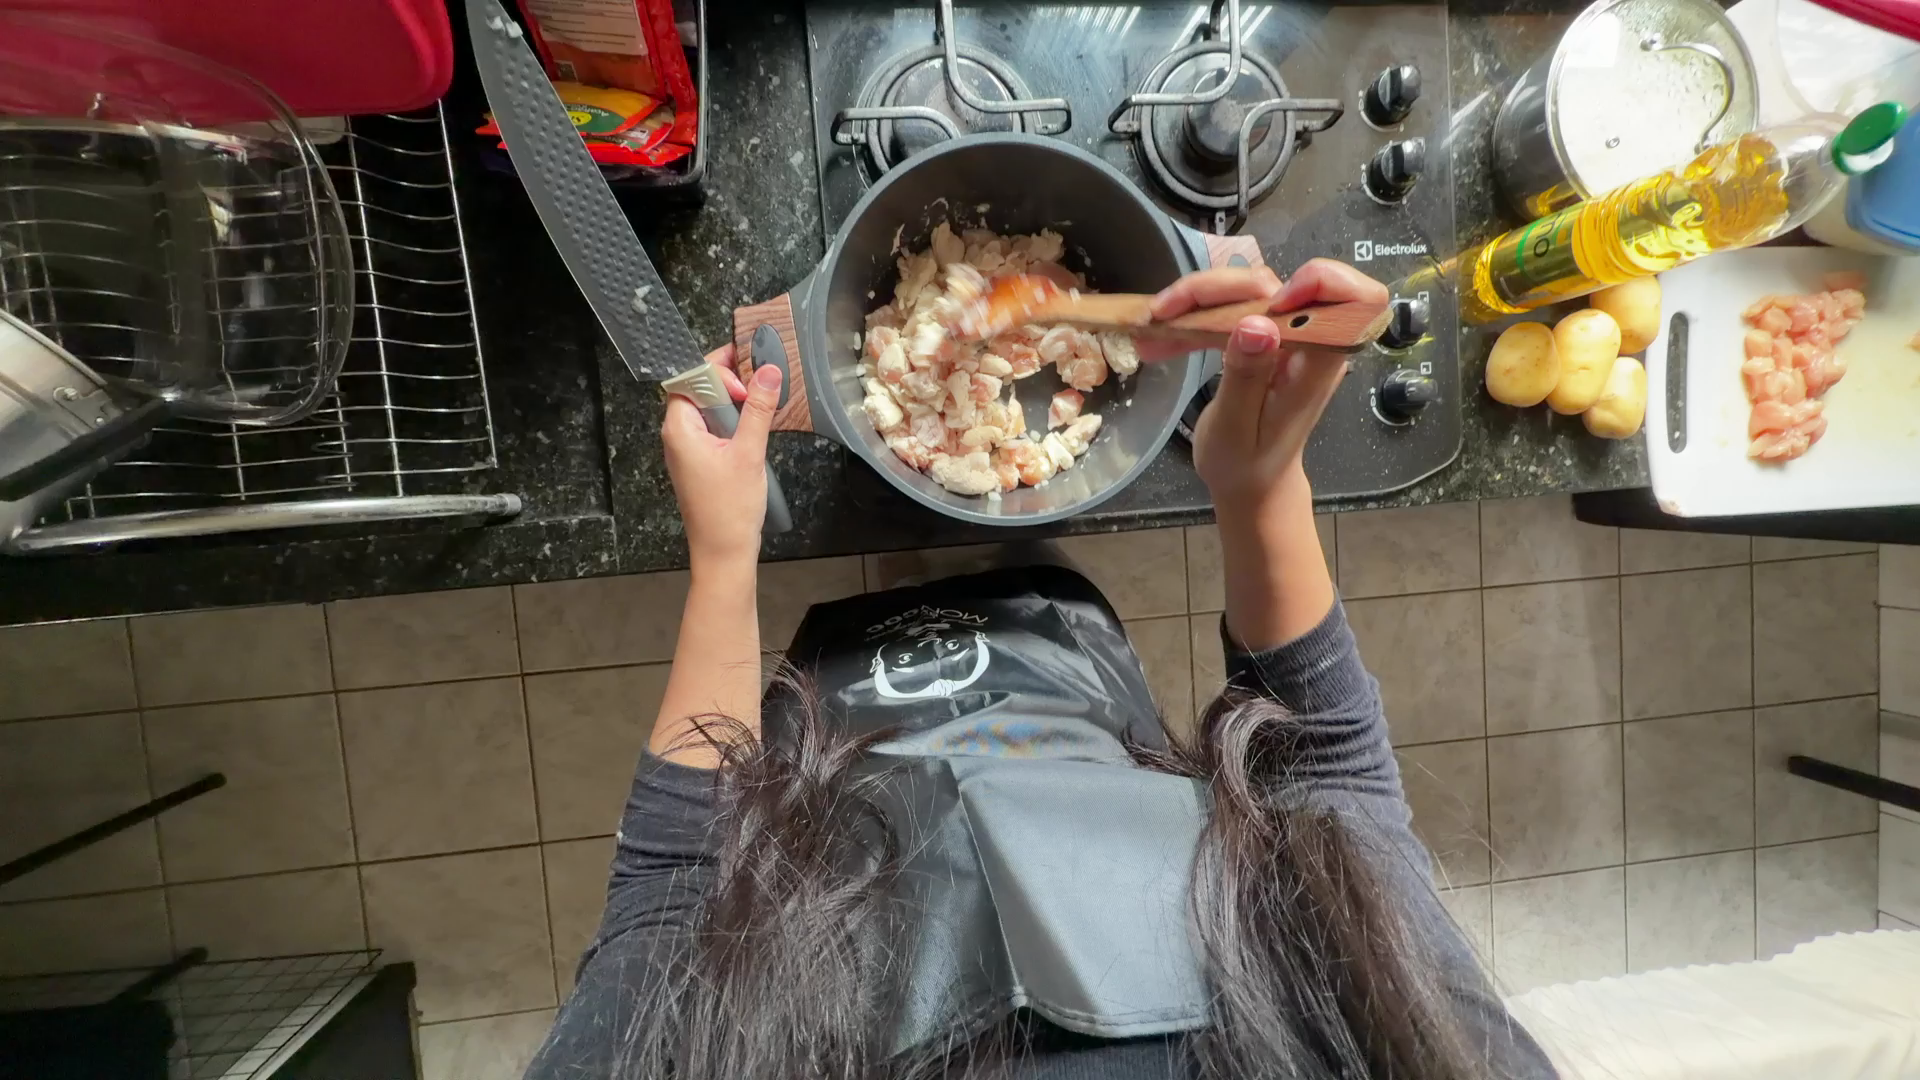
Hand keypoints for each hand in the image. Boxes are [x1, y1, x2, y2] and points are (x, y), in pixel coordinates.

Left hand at [661, 344, 780, 568]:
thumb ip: (758, 410)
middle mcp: (678, 434)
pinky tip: (754, 426)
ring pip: (707, 409)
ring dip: (732, 401)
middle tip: (759, 379)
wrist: (723, 551)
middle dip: (727, 379)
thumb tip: (768, 372)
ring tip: (760, 400)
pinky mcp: (700, 461)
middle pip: (697, 389)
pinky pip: (713, 429)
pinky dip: (733, 421)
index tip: (748, 380)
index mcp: (680, 428)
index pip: (690, 378)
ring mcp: (688, 449)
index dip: (718, 371)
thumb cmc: (729, 509)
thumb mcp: (749, 453)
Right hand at [1166, 259, 1388, 515]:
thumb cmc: (1246, 465)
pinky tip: (1160, 333)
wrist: (1249, 483)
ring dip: (1196, 299)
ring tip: (1151, 324)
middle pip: (1275, 284)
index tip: (1270, 302)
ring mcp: (1283, 336)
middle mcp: (1308, 341)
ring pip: (1246, 290)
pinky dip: (1195, 314)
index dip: (1322, 283)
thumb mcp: (1236, 429)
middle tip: (1162, 314)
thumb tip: (1257, 323)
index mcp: (1317, 364)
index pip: (1355, 300)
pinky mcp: (1262, 337)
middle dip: (1217, 289)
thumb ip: (1247, 377)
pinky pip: (1231, 308)